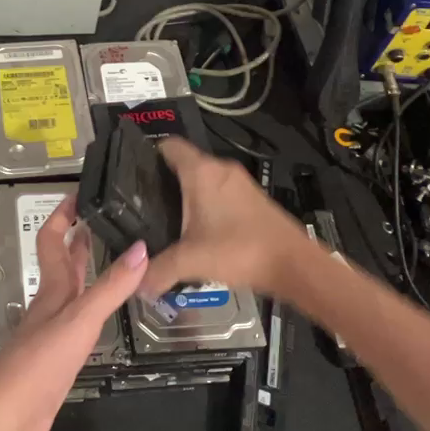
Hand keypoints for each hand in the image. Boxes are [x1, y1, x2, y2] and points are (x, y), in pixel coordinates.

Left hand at [0, 199, 146, 430]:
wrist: (10, 415)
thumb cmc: (41, 361)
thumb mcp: (81, 320)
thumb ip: (111, 287)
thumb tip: (141, 248)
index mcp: (53, 288)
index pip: (52, 239)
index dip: (62, 214)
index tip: (80, 193)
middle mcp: (51, 303)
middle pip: (62, 261)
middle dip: (77, 237)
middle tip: (100, 217)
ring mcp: (52, 329)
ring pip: (71, 289)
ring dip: (85, 269)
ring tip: (110, 255)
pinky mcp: (57, 355)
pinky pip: (76, 319)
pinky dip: (90, 305)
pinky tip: (101, 311)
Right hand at [136, 136, 316, 301]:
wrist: (294, 264)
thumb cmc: (238, 250)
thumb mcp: (191, 262)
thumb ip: (158, 270)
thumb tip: (137, 285)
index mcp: (201, 171)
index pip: (168, 145)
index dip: (149, 155)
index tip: (135, 176)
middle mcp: (220, 168)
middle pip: (185, 164)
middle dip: (166, 182)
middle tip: (147, 206)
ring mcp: (240, 182)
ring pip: (205, 180)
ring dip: (190, 197)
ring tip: (172, 222)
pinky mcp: (254, 198)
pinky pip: (221, 193)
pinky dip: (209, 206)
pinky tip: (202, 232)